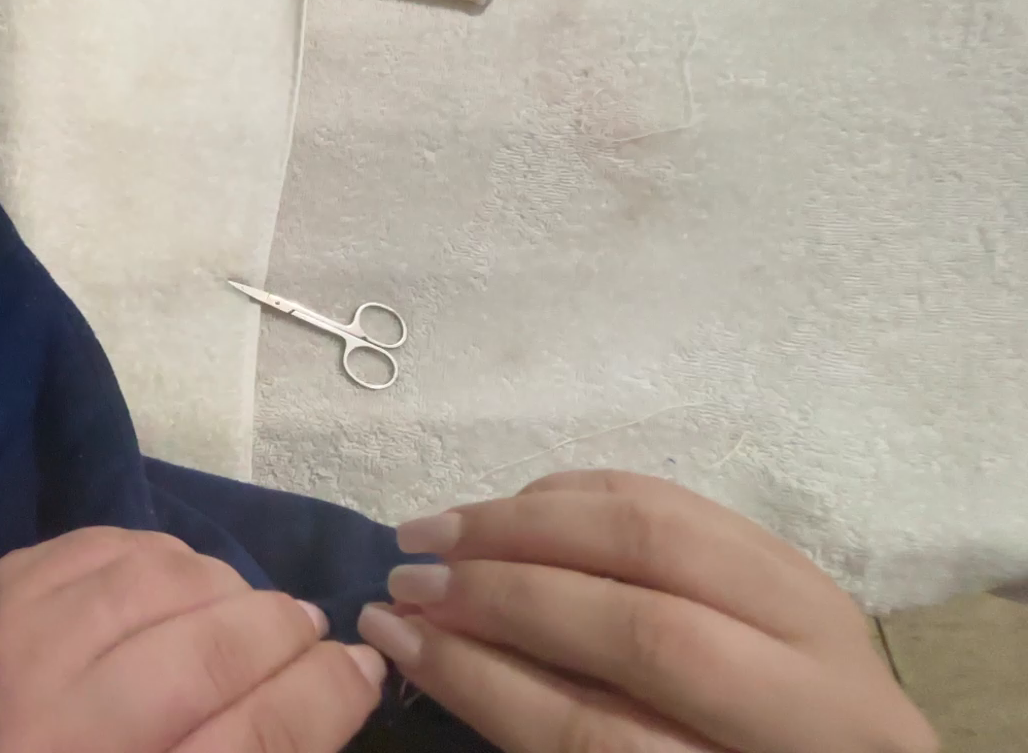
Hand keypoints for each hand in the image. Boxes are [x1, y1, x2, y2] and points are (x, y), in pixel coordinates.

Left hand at [0, 526, 386, 752]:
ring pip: (171, 580)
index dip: (322, 699)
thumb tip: (324, 688)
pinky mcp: (15, 572)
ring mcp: (28, 628)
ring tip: (248, 607)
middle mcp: (59, 715)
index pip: (249, 742)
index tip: (363, 668)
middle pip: (210, 652)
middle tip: (312, 630)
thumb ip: (230, 746)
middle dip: (284, 632)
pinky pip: (124, 541)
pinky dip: (173, 557)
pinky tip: (183, 580)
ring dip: (230, 588)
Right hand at [358, 470, 937, 752]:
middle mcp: (832, 718)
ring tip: (439, 530)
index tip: (389, 631)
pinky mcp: (793, 561)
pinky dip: (571, 493)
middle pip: (646, 636)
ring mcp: (826, 627)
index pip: (598, 737)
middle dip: (500, 595)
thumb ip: (520, 714)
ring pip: (659, 539)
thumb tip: (406, 634)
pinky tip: (510, 507)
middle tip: (410, 581)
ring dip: (522, 525)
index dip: (476, 678)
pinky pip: (667, 497)